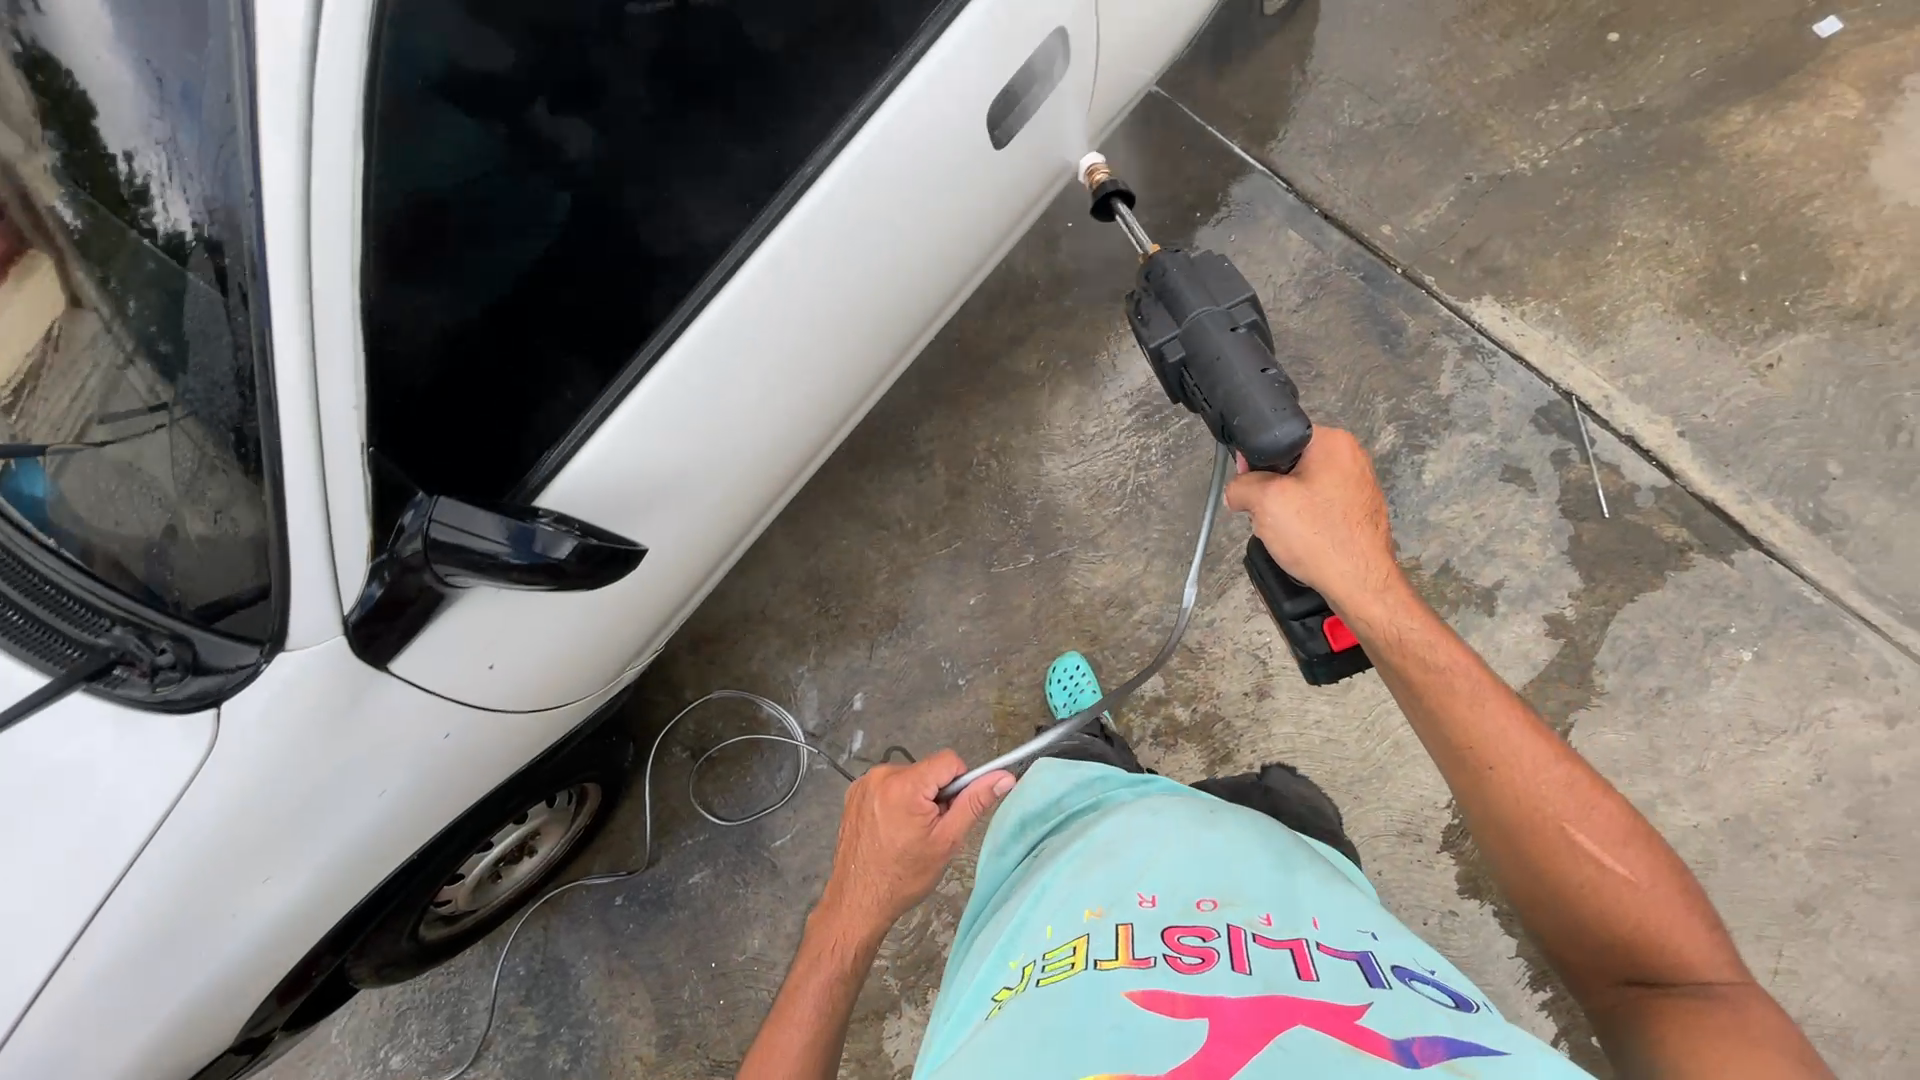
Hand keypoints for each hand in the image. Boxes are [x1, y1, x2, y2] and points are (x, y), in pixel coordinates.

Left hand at [817, 751, 1013, 933]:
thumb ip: (975, 802)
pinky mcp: (854, 792)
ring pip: (910, 777)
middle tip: (929, 830)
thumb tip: (1004, 777)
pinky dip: (897, 800)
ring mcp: (864, 783)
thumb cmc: (905, 876)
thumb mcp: (947, 840)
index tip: (950, 812)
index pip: (949, 761)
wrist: (858, 901)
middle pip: (927, 770)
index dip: (959, 784)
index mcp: (905, 784)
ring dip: (916, 797)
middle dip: (936, 794)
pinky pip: (889, 785)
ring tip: (908, 832)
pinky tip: (891, 829)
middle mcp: (881, 774)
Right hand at [1224, 427, 1398, 611]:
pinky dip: (1304, 522)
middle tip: (1265, 512)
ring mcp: (1358, 485)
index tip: (1247, 484)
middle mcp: (1351, 457)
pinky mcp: (1357, 511)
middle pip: (1289, 464)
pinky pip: (1317, 508)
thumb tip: (1237, 492)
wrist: (1358, 581)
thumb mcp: (1263, 501)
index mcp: (1332, 441)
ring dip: (1284, 508)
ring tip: (1285, 530)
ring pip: (1301, 488)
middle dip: (1269, 489)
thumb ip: (1239, 486)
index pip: (1278, 437)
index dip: (1255, 461)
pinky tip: (1301, 540)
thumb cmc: (1319, 536)